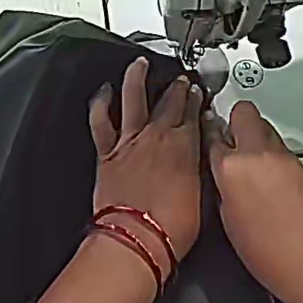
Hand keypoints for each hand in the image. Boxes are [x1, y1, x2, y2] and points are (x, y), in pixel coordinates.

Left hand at [89, 57, 204, 267]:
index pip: (193, 114)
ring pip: (133, 97)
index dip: (196, 100)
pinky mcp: (108, 152)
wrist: (137, 239)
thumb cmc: (171, 227)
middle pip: (169, 102)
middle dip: (177, 86)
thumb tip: (202, 163)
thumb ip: (200, 171)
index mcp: (184, 146)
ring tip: (140, 63)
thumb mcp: (202, 197)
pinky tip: (103, 91)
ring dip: (137, 77)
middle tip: (181, 78)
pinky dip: (101, 103)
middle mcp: (157, 137)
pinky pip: (101, 120)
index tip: (198, 92)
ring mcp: (130, 141)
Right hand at [209, 100, 302, 302]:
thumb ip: (221, 184)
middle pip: (243, 113)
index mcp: (231, 166)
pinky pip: (279, 147)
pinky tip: (267, 180)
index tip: (208, 143)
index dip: (209, 140)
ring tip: (249, 164)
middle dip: (234, 121)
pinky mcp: (301, 165)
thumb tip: (221, 173)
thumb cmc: (271, 254)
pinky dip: (270, 156)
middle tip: (228, 139)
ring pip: (263, 126)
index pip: (212, 135)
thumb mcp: (227, 218)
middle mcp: (258, 153)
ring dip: (254, 138)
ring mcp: (283, 157)